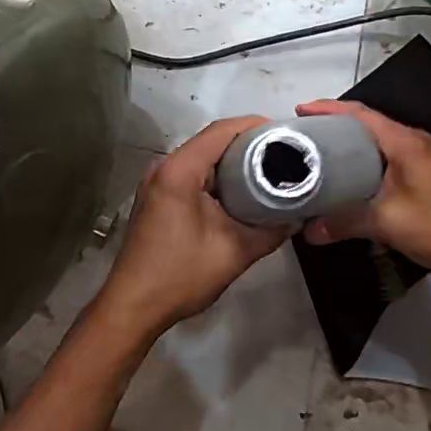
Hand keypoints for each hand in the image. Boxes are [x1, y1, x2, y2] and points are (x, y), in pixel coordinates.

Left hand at [93, 117, 290, 339]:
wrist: (134, 304)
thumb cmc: (181, 274)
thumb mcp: (235, 251)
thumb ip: (270, 230)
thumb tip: (296, 217)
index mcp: (179, 171)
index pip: (221, 131)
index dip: (255, 126)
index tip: (286, 132)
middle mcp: (163, 168)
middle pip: (211, 142)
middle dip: (248, 143)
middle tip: (285, 153)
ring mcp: (157, 183)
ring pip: (201, 160)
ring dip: (232, 163)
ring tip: (270, 170)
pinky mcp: (157, 199)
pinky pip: (191, 176)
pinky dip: (217, 179)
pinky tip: (241, 191)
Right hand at [296, 99, 430, 279]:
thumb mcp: (385, 224)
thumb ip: (343, 223)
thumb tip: (307, 232)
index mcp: (404, 143)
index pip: (359, 114)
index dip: (327, 109)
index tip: (299, 111)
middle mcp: (415, 142)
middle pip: (368, 122)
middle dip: (334, 124)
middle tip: (304, 133)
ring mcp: (424, 156)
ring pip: (378, 140)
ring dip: (350, 141)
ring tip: (321, 151)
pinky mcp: (428, 172)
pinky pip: (388, 154)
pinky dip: (365, 156)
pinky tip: (350, 173)